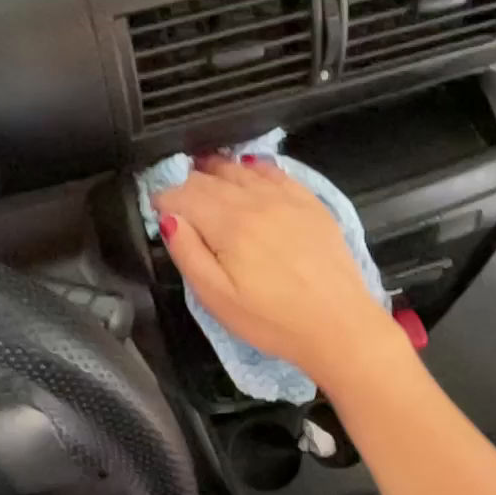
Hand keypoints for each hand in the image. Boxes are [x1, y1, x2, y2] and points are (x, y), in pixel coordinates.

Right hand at [153, 154, 409, 391]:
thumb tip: (169, 219)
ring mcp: (288, 200)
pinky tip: (248, 169)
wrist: (339, 326)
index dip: (165, 199)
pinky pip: (276, 172)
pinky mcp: (311, 205)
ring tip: (203, 174)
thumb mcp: (217, 298)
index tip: (156, 208)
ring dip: (218, 170)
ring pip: (242, 170)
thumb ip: (188, 254)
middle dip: (188, 183)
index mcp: (229, 225)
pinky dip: (255, 168)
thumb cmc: (272, 321)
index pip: (185, 195)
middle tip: (177, 196)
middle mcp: (257, 202)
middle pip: (212, 178)